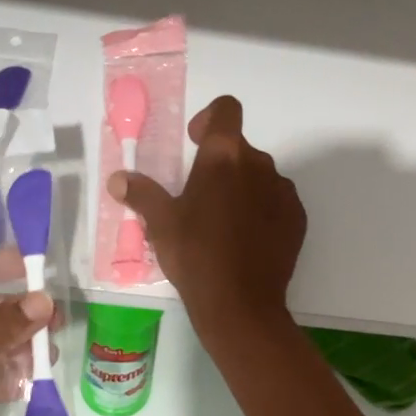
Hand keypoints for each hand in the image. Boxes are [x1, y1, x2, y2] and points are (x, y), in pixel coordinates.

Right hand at [109, 95, 305, 337]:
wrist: (240, 305)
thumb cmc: (195, 257)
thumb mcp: (161, 225)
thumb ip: (141, 194)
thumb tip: (118, 179)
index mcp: (223, 156)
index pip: (226, 109)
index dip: (211, 118)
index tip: (196, 141)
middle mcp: (259, 165)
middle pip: (240, 149)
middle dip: (222, 166)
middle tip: (201, 200)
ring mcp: (283, 192)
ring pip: (260, 178)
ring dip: (243, 190)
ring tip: (224, 225)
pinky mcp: (297, 220)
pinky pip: (278, 204)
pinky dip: (263, 213)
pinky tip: (247, 241)